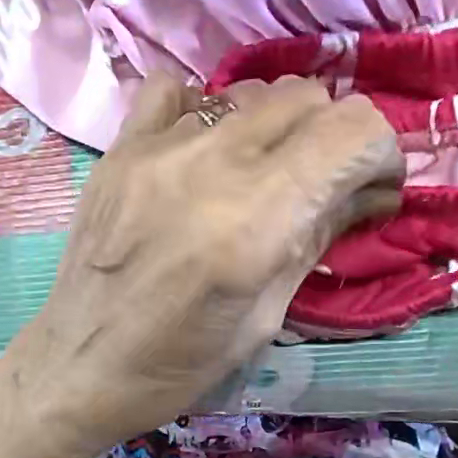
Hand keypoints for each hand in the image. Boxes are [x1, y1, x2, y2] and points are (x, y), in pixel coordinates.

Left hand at [0, 74, 402, 457]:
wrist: (77, 367)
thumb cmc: (175, 365)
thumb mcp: (263, 319)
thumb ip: (316, 239)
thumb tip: (367, 190)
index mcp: (254, 220)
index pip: (352, 128)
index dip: (379, 153)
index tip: (369, 189)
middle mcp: (209, 166)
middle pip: (307, 97)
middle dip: (330, 138)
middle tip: (317, 185)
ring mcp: (156, 149)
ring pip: (250, 91)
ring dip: (274, 126)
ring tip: (257, 174)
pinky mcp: (118, 149)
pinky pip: (176, 91)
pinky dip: (203, 112)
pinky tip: (197, 153)